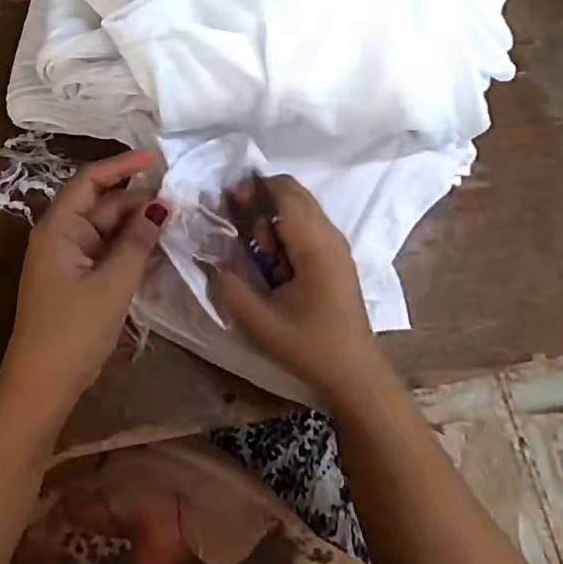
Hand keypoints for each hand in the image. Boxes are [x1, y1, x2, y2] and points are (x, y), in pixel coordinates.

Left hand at [0, 149, 168, 412]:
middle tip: (182, 201)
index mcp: (58, 228)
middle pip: (103, 205)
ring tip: (178, 221)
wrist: (42, 386)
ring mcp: (69, 258)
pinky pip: (108, 251)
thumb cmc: (73, 330)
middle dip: (139, 201)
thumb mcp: (112, 283)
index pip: (91, 181)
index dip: (123, 165)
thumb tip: (162, 205)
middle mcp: (61, 236)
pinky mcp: (78, 278)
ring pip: (109, 229)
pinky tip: (160, 247)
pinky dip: (131, 247)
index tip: (157, 157)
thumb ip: (138, 241)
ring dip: (138, 225)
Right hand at [204, 175, 391, 401]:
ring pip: (299, 205)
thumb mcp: (260, 324)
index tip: (227, 203)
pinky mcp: (334, 255)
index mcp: (316, 245)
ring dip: (271, 215)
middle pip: (292, 191)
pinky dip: (283, 227)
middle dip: (260, 198)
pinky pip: (305, 223)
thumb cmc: (309, 348)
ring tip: (255, 248)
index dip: (253, 189)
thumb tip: (208, 257)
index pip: (284, 192)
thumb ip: (228, 287)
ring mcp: (336, 243)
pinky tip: (271, 258)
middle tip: (235, 224)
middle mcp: (330, 235)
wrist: (355, 374)